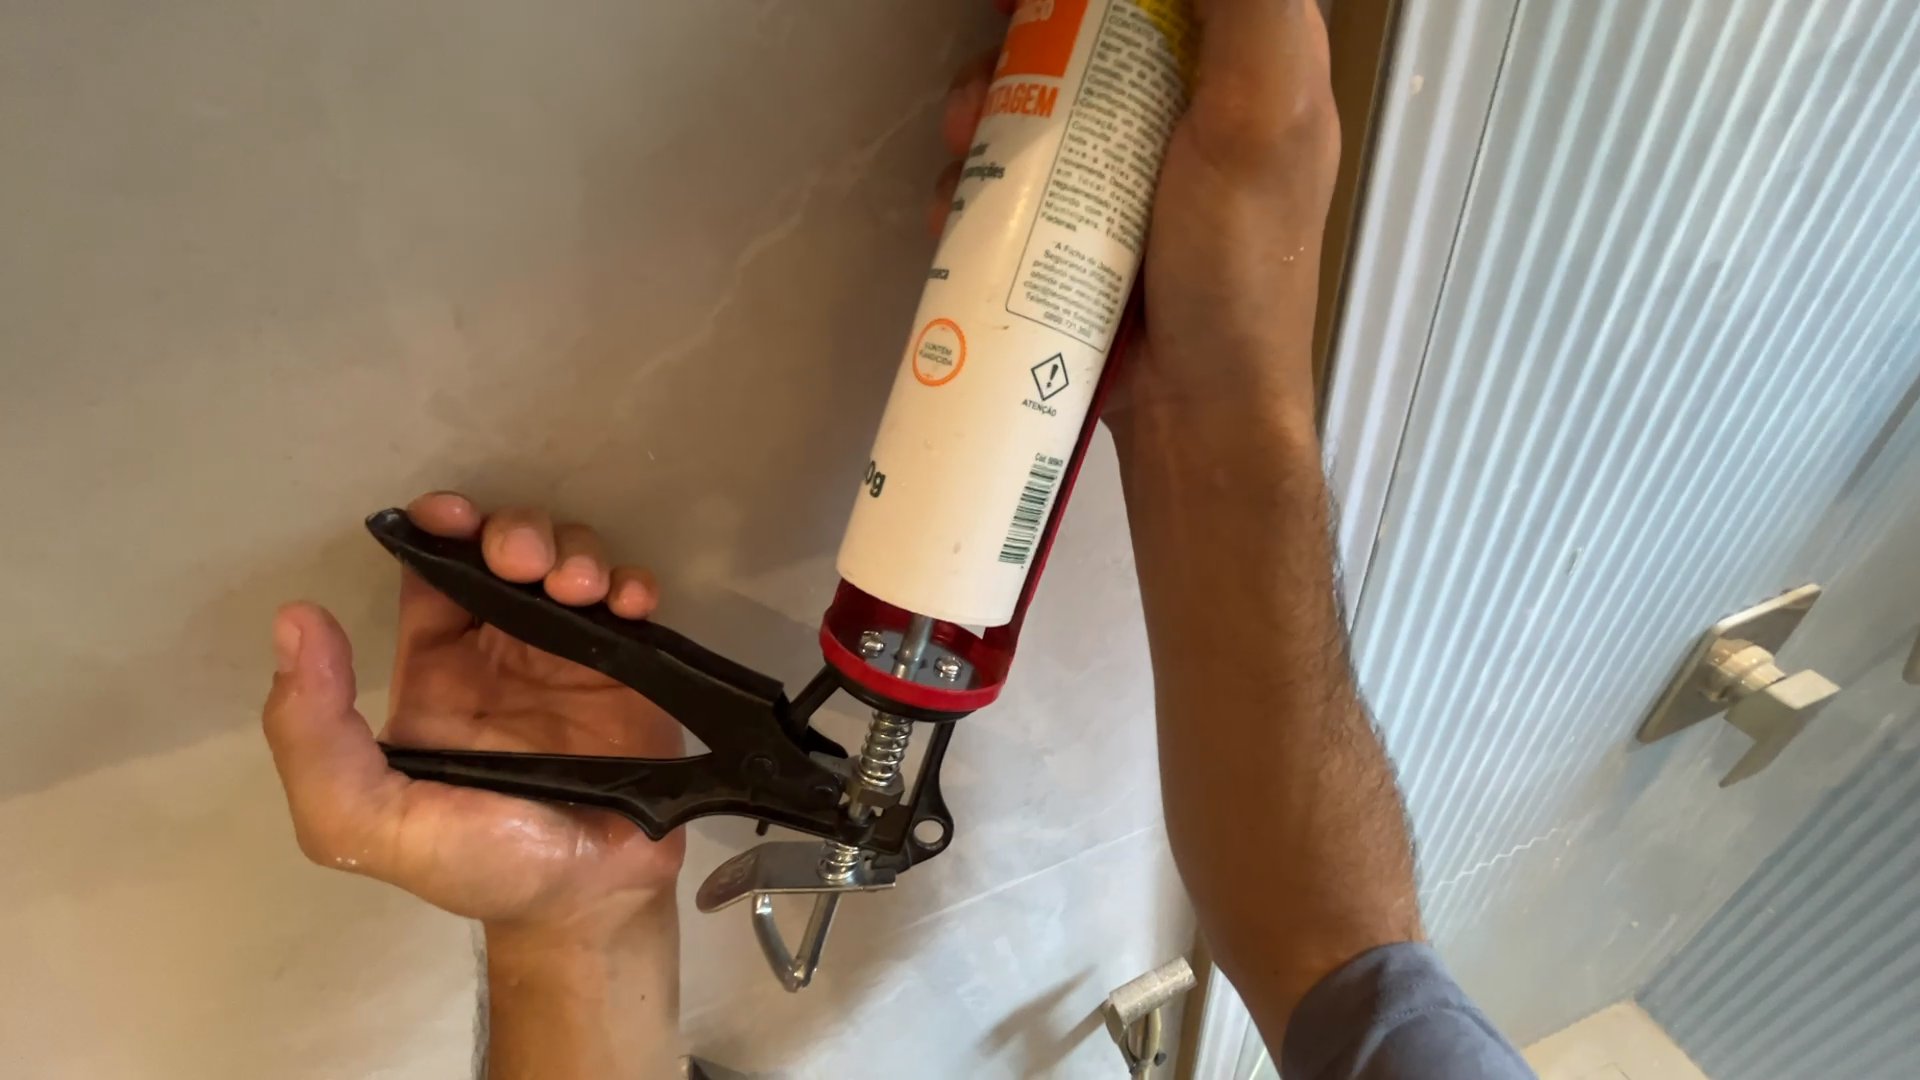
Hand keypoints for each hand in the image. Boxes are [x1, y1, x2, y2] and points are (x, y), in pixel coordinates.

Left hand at [262, 492, 685, 945]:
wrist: (593, 895)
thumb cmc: (482, 861)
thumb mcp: (367, 821)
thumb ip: (315, 739)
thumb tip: (297, 619)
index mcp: (442, 671)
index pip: (435, 577)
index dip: (442, 533)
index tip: (456, 516)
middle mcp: (511, 649)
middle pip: (512, 553)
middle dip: (520, 536)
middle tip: (531, 565)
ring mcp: (580, 653)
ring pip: (576, 563)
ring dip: (579, 553)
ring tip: (585, 591)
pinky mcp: (638, 664)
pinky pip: (635, 602)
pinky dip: (636, 585)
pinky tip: (634, 604)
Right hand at [933, 0, 1338, 426]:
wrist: (1191, 408)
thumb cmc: (1235, 269)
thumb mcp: (1261, 117)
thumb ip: (1247, 9)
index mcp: (1238, 72)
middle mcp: (1177, 119)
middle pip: (1086, 46)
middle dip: (1018, 52)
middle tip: (981, 87)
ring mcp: (1121, 186)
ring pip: (1039, 117)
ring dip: (983, 122)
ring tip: (959, 152)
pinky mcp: (1077, 240)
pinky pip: (1019, 194)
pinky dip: (979, 195)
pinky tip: (957, 213)